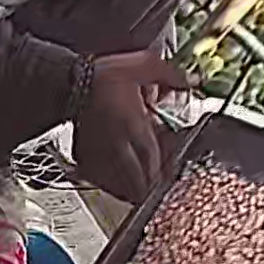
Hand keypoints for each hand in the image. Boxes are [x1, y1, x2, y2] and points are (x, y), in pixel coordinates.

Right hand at [72, 51, 191, 202]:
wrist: (71, 85)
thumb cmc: (105, 76)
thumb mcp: (145, 65)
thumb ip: (171, 76)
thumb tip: (192, 82)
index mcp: (134, 124)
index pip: (151, 155)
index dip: (159, 169)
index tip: (165, 178)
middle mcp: (118, 143)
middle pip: (135, 173)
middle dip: (145, 186)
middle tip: (151, 194)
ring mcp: (100, 152)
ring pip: (116, 178)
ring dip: (126, 189)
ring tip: (134, 198)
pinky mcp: (84, 155)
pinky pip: (96, 175)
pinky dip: (105, 184)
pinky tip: (111, 188)